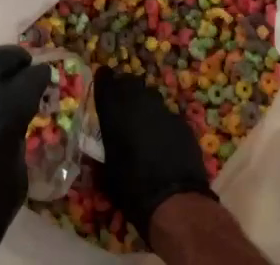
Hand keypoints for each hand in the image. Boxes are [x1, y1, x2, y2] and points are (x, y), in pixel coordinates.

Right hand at [93, 68, 214, 241]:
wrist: (174, 200)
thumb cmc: (131, 187)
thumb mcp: (107, 172)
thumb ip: (103, 153)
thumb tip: (96, 154)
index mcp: (115, 110)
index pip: (105, 80)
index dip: (103, 79)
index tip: (102, 79)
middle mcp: (139, 102)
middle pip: (130, 82)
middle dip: (124, 88)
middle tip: (121, 103)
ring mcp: (164, 110)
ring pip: (151, 97)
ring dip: (144, 105)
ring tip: (142, 122)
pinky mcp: (183, 123)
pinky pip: (168, 115)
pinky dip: (162, 122)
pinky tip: (162, 139)